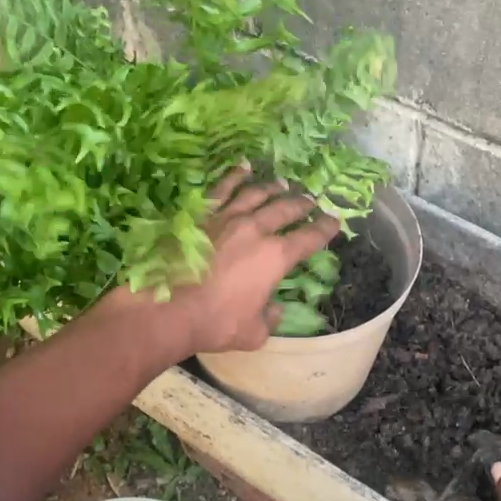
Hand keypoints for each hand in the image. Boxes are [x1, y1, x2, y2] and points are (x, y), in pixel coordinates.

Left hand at [115, 164, 337, 355]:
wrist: (166, 309)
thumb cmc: (215, 324)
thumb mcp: (253, 333)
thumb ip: (269, 318)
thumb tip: (274, 308)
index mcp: (275, 257)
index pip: (308, 239)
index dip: (325, 230)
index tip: (334, 222)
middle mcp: (255, 230)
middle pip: (285, 209)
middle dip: (302, 204)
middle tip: (311, 201)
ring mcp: (226, 218)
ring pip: (256, 194)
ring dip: (273, 188)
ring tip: (283, 184)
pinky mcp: (200, 215)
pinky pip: (222, 190)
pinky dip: (235, 176)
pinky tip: (243, 168)